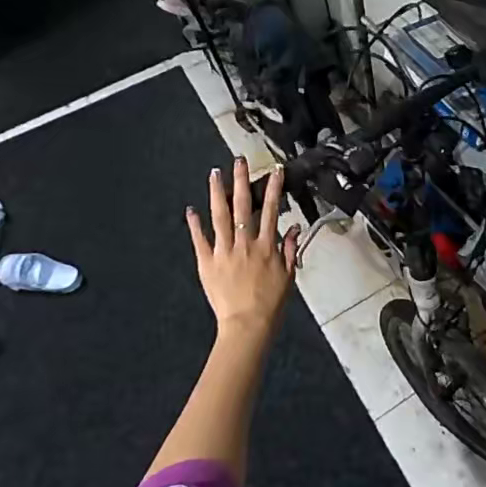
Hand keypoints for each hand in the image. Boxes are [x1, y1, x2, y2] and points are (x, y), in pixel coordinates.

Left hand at [185, 157, 298, 337]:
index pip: (270, 210)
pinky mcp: (207, 263)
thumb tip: (294, 228)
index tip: (275, 171)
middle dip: (241, 181)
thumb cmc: (270, 304)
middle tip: (239, 162)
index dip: (273, 189)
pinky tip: (191, 209)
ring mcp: (224, 252)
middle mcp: (244, 244)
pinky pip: (199, 240)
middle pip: (242, 206)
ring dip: (217, 193)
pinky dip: (195, 224)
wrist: (247, 324)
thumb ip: (289, 250)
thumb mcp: (288, 276)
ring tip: (215, 174)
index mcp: (266, 247)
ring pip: (219, 216)